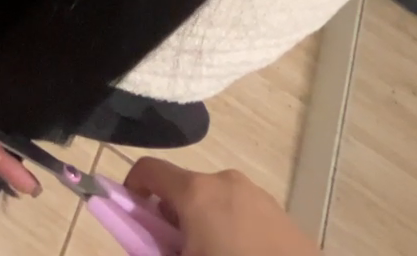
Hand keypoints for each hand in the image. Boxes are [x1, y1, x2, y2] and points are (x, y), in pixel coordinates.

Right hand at [123, 158, 319, 255]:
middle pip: (182, 189)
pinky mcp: (285, 217)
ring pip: (215, 202)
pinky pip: (244, 215)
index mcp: (195, 192)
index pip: (148, 169)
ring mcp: (259, 197)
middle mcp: (224, 182)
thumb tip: (144, 249)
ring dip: (205, 226)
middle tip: (178, 254)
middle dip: (172, 218)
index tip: (135, 222)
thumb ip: (152, 253)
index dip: (132, 190)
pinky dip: (234, 233)